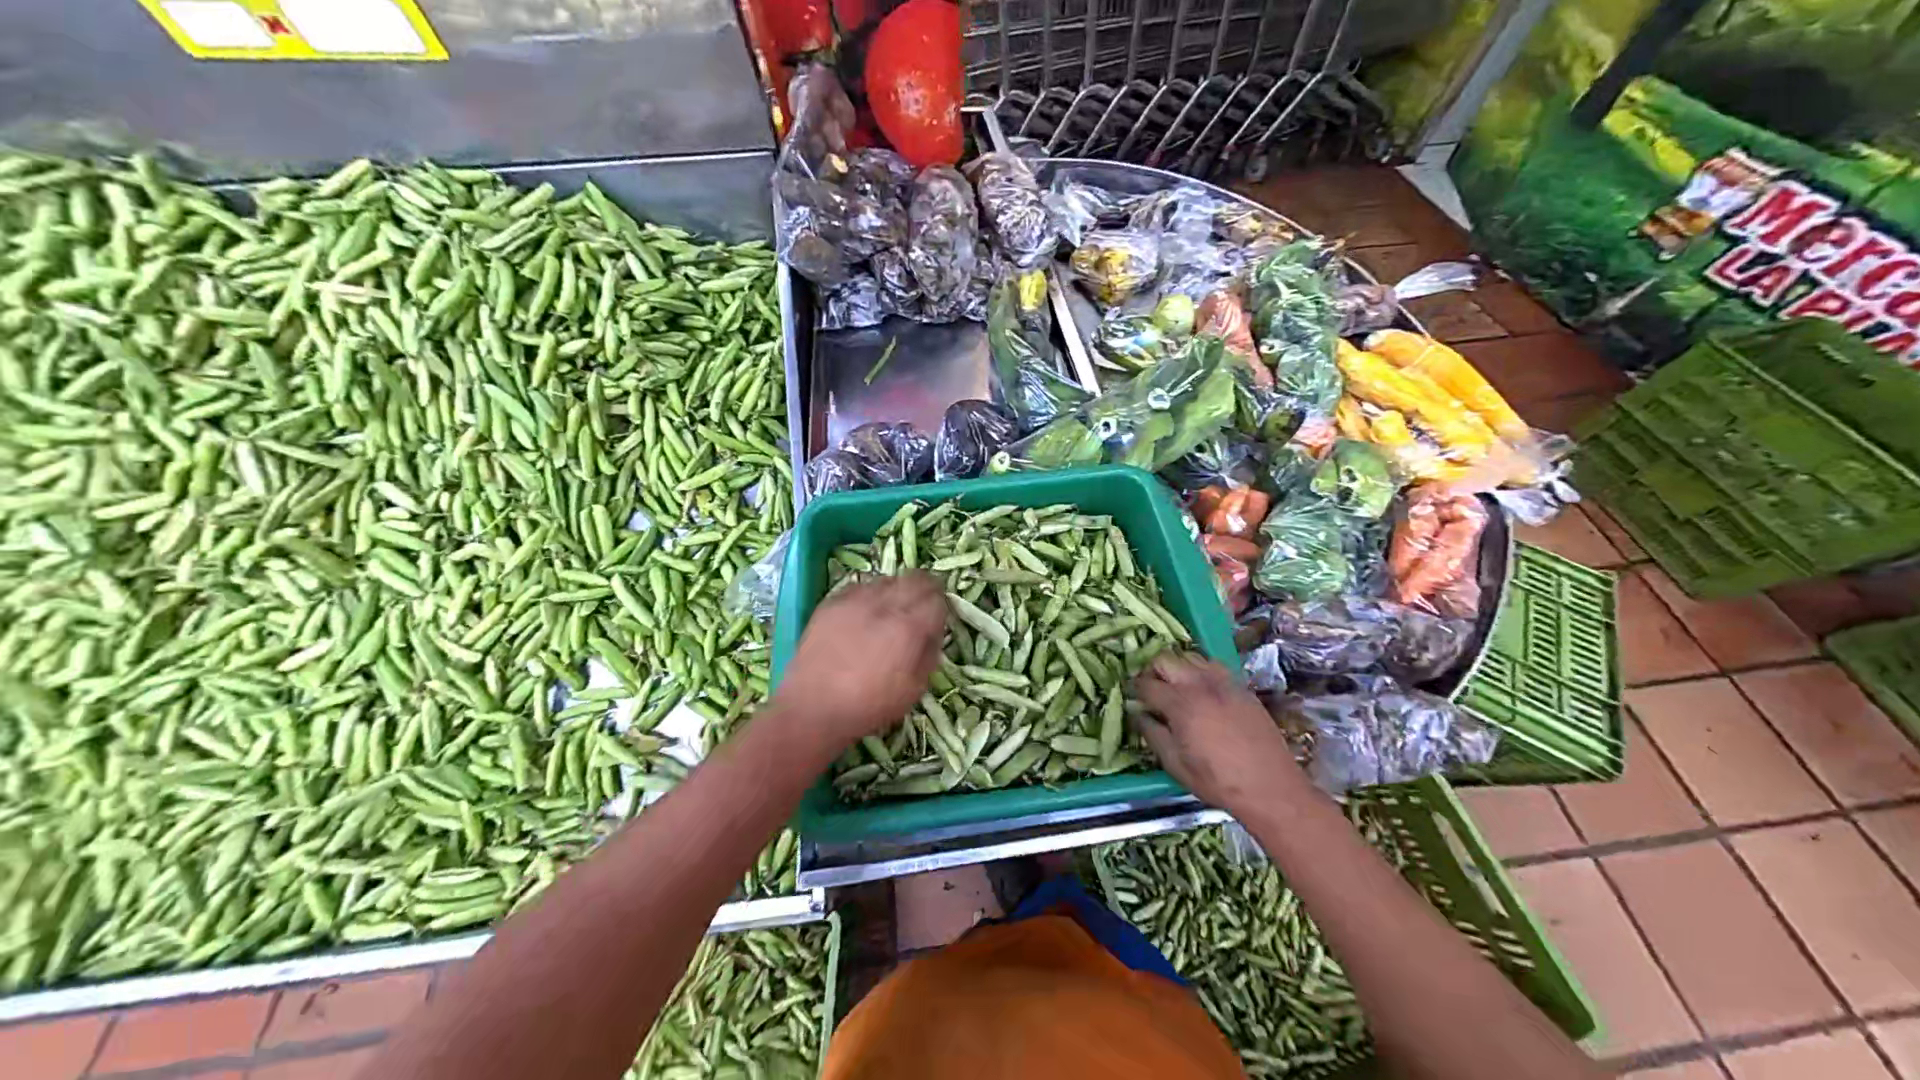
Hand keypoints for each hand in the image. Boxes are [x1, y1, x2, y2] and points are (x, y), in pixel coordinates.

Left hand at [772, 571, 946, 751]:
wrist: (813, 707)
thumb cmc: (869, 706)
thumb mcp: (914, 689)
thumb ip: (929, 654)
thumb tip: (932, 633)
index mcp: (908, 628)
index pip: (936, 599)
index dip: (942, 606)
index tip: (939, 616)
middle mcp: (884, 605)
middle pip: (915, 580)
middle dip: (925, 589)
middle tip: (923, 604)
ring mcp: (855, 600)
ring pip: (888, 579)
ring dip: (898, 589)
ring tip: (894, 607)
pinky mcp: (831, 602)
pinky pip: (860, 586)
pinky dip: (871, 593)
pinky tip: (867, 610)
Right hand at [1132, 652, 1303, 812]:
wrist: (1270, 787)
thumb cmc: (1217, 780)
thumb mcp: (1175, 764)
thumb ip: (1152, 734)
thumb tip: (1138, 714)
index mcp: (1180, 704)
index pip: (1146, 684)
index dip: (1134, 689)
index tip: (1132, 697)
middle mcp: (1200, 684)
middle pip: (1165, 659)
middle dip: (1152, 671)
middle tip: (1151, 691)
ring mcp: (1223, 682)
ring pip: (1190, 656)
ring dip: (1177, 667)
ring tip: (1177, 688)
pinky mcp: (1241, 687)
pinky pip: (1214, 666)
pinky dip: (1201, 671)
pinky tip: (1203, 691)